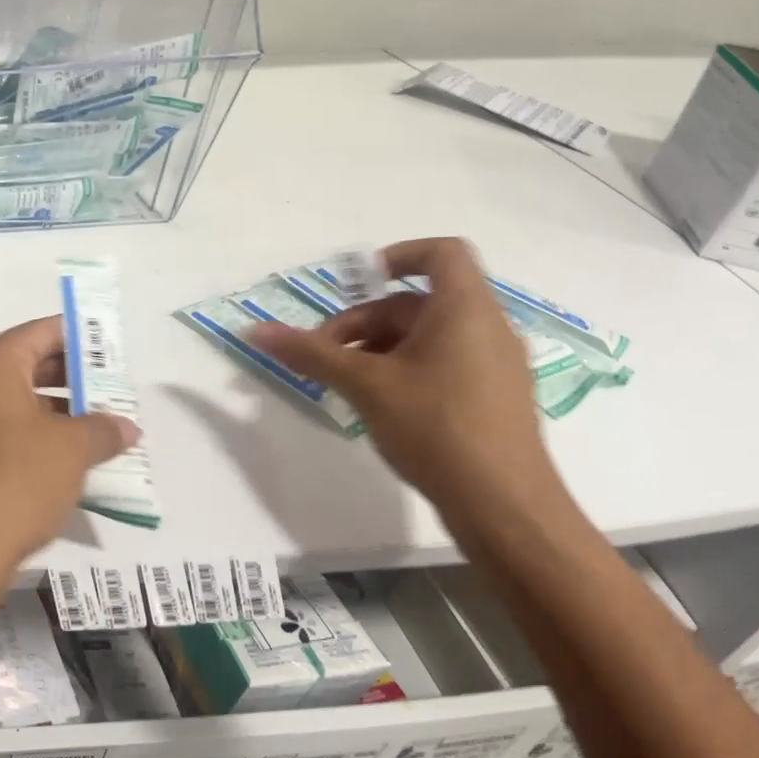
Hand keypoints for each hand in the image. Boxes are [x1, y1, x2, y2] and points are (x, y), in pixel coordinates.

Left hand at [0, 317, 140, 566]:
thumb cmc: (15, 479)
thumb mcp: (71, 450)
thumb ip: (102, 430)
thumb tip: (124, 426)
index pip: (42, 332)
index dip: (81, 337)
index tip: (115, 347)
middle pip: (28, 365)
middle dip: (75, 378)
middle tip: (119, 392)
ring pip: (18, 402)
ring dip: (60, 414)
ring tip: (107, 431)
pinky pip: (5, 432)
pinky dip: (38, 439)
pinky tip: (73, 462)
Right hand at [246, 238, 566, 514]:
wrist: (503, 504)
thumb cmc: (437, 427)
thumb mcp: (364, 384)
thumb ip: (310, 352)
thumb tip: (256, 330)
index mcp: (465, 311)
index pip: (441, 253)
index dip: (396, 256)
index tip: (354, 284)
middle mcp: (486, 328)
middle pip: (415, 301)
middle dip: (361, 320)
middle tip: (322, 354)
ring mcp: (493, 363)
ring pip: (424, 334)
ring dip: (374, 347)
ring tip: (342, 381)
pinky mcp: (490, 395)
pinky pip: (439, 360)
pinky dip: (400, 367)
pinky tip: (375, 402)